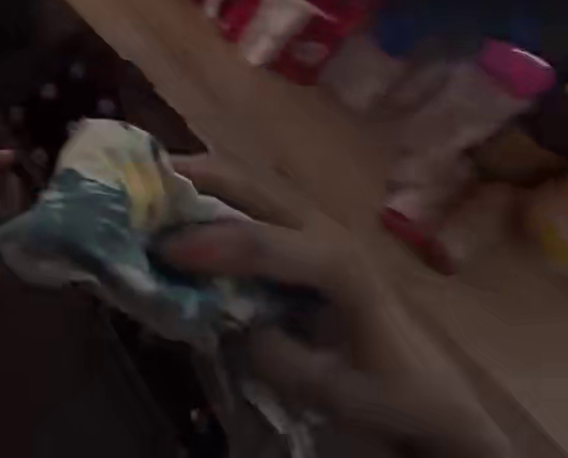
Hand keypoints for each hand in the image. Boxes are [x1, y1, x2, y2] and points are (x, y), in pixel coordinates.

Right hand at [159, 156, 508, 457]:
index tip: (159, 249)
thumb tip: (207, 313)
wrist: (436, 389)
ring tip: (140, 180)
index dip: (205, 242)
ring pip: (235, 175)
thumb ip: (273, 353)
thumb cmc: (390, 391)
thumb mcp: (338, 392)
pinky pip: (237, 190)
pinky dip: (197, 186)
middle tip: (131, 179)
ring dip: (185, 175)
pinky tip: (168, 195)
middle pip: (242, 181)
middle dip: (182, 176)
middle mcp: (318, 225)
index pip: (260, 242)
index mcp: (338, 264)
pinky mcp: (291, 223)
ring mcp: (305, 217)